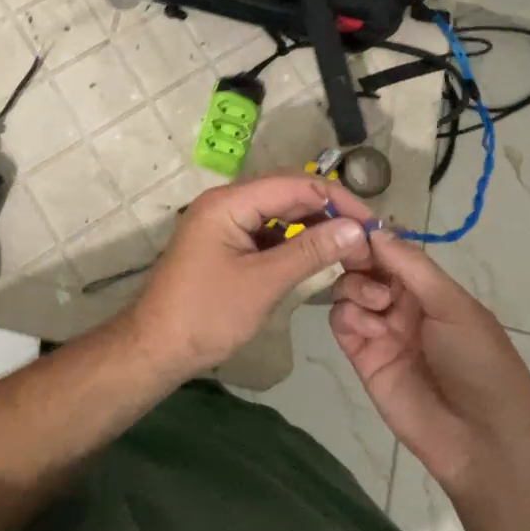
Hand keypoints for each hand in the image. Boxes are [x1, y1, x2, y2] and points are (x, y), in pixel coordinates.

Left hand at [123, 174, 371, 380]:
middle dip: (328, 209)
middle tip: (366, 235)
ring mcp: (223, 222)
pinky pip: (266, 230)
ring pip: (278, 211)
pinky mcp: (225, 242)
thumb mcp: (264, 282)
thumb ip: (310, 252)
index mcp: (229, 202)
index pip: (294, 183)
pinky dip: (293, 239)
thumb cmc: (207, 314)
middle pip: (286, 192)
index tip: (372, 224)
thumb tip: (355, 229)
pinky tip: (317, 255)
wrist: (157, 346)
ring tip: (348, 244)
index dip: (336, 199)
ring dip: (312, 224)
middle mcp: (225, 202)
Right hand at [328, 229, 529, 490]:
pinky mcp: (362, 356)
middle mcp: (402, 304)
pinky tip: (371, 328)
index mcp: (430, 289)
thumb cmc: (480, 364)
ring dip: (356, 287)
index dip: (371, 235)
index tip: (348, 217)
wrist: (482, 440)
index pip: (392, 250)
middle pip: (364, 266)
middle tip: (351, 255)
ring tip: (378, 306)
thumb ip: (412, 267)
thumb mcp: (455, 307)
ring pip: (348, 289)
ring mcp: (381, 329)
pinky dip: (349, 315)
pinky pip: (342, 322)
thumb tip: (375, 229)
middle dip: (355, 256)